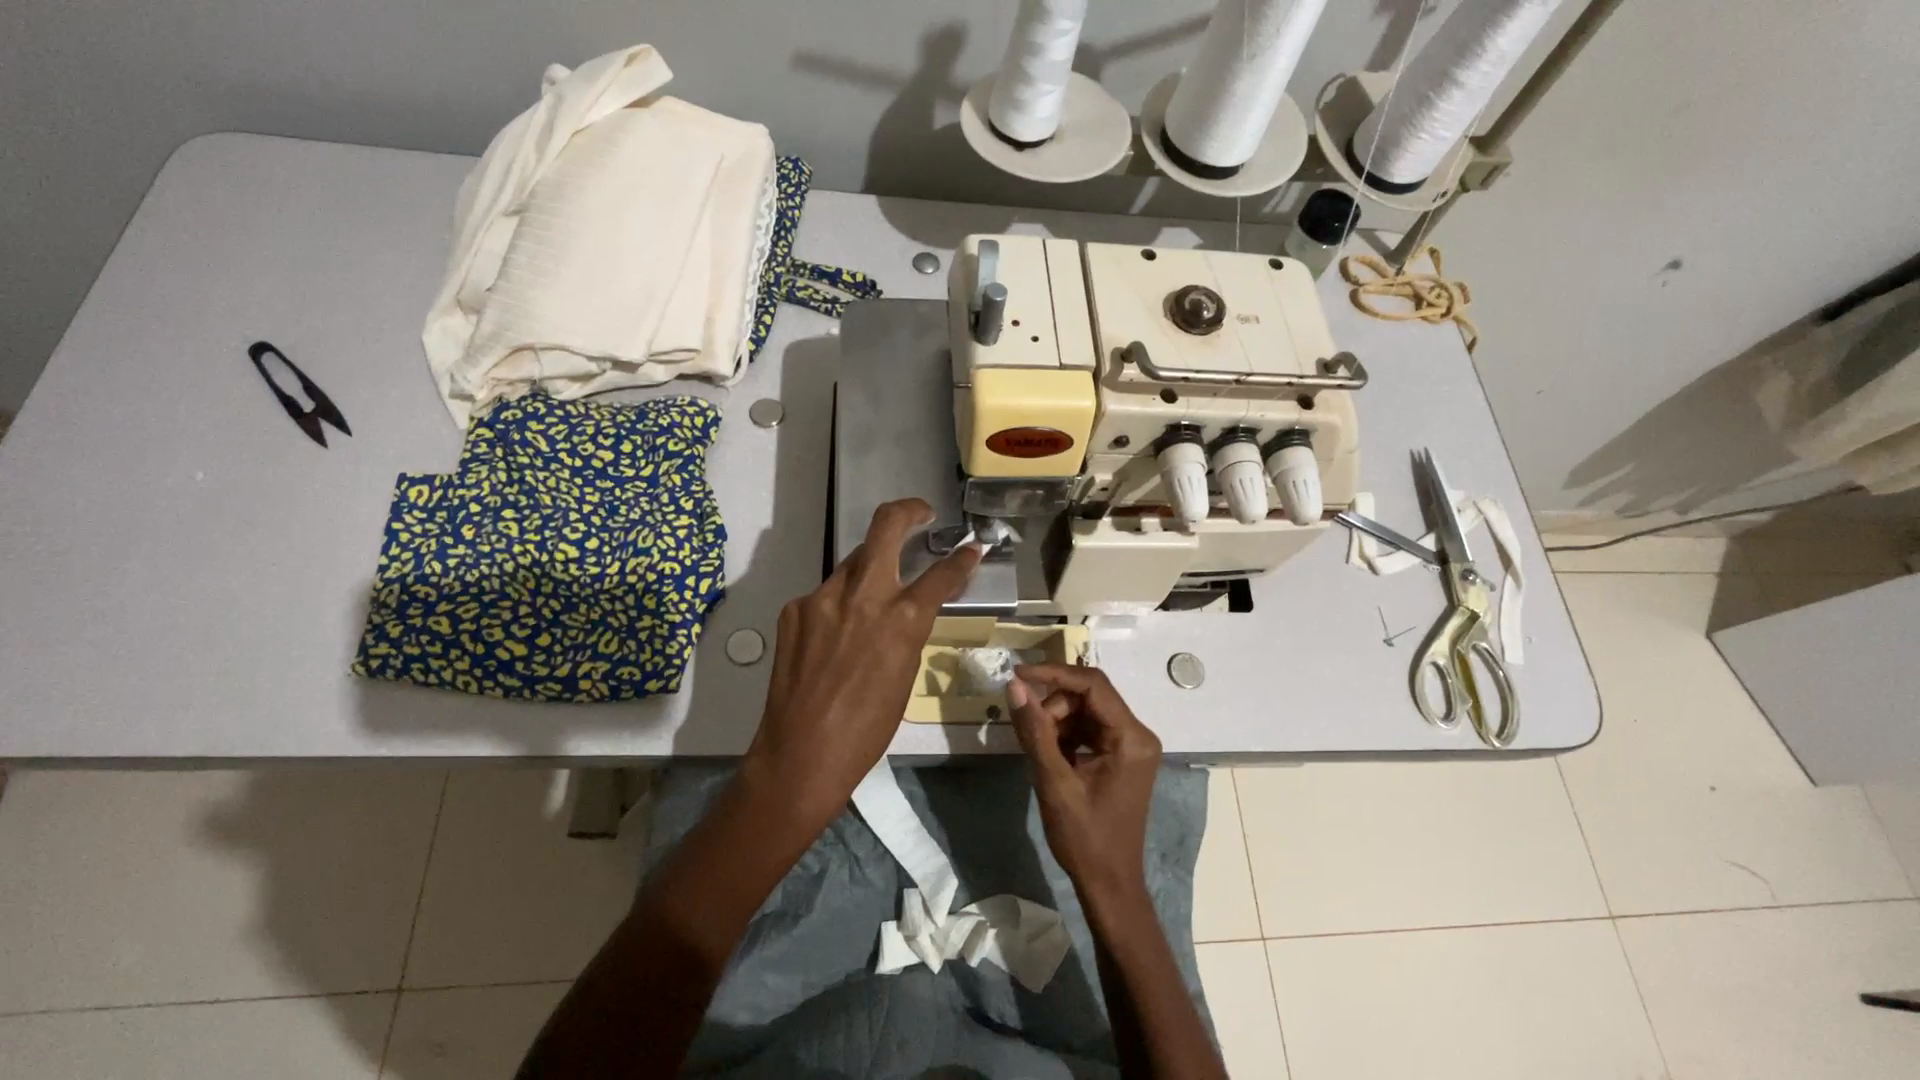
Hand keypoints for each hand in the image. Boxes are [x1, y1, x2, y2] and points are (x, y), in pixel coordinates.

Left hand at [744, 498, 981, 819]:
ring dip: (869, 572)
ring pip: (852, 565)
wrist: (802, 753)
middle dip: (908, 511)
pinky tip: (834, 640)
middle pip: (886, 526)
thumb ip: (907, 632)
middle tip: (921, 512)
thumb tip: (906, 609)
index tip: (971, 547)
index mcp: (902, 620)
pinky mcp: (794, 610)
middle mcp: (862, 596)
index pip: (941, 574)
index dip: (962, 559)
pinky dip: (837, 607)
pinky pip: (825, 596)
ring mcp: (822, 598)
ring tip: (871, 601)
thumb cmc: (867, 730)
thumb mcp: (904, 675)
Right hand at [1007, 663, 1162, 900]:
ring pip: (1086, 712)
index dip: (1053, 674)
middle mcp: (1138, 735)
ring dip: (1057, 722)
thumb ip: (1035, 731)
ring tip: (1038, 750)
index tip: (1017, 675)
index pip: (1093, 685)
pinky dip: (1066, 736)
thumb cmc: (1084, 838)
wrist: (1109, 883)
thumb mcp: (1054, 782)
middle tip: (1028, 731)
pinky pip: (1089, 730)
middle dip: (1053, 705)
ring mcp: (1131, 747)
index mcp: (1132, 738)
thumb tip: (1015, 687)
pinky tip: (1050, 757)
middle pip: (1090, 697)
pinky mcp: (1121, 758)